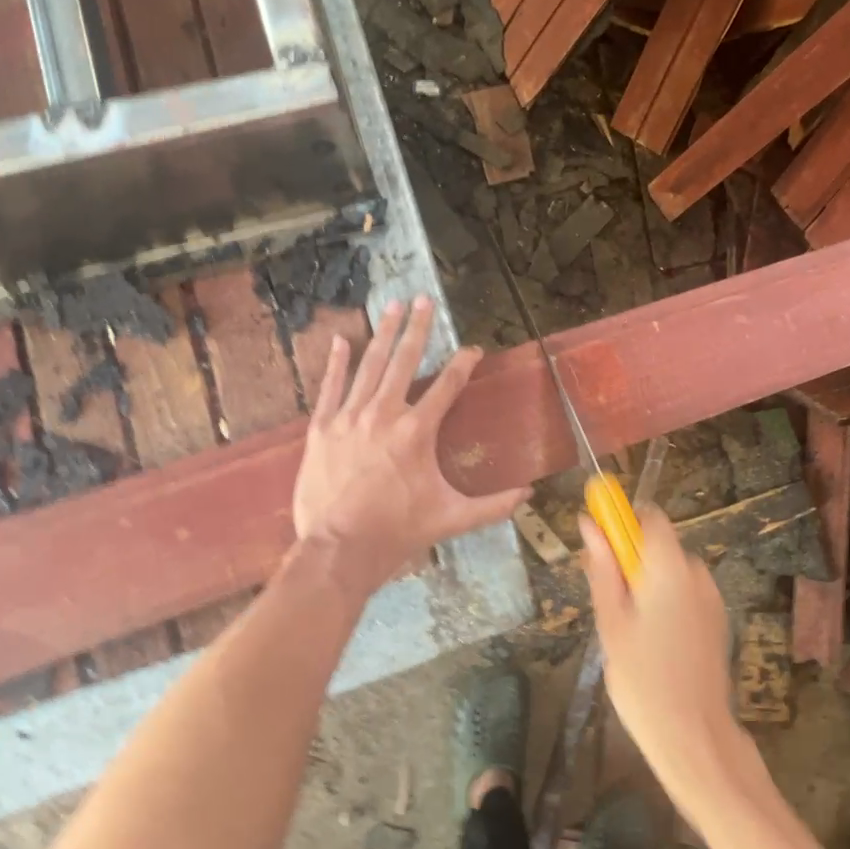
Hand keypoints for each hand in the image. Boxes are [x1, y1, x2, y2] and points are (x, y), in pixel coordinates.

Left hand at [293, 297, 529, 598]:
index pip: (447, 386)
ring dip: (383, 335)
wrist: (339, 549)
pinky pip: (329, 388)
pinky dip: (336, 364)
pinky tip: (342, 341)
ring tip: (391, 307)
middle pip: (404, 361)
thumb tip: (528, 496)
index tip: (473, 349)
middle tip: (424, 299)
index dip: (464, 364)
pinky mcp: (321, 430)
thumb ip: (492, 505)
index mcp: (417, 432)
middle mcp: (383, 414)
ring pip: (369, 366)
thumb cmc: (398, 532)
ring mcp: (348, 419)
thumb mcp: (452, 518)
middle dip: (417, 328)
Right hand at [582, 505, 735, 783]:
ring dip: (650, 588)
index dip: (623, 525)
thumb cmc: (642, 679)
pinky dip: (668, 607)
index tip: (601, 552)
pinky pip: (686, 596)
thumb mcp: (611, 622)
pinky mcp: (718, 622)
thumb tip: (589, 523)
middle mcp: (698, 573)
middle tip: (610, 608)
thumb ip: (602, 568)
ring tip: (631, 635)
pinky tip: (656, 645)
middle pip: (659, 547)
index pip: (650, 518)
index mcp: (671, 566)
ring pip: (672, 574)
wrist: (693, 735)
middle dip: (632, 565)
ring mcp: (712, 598)